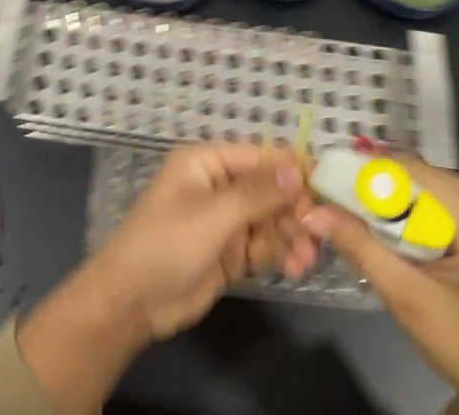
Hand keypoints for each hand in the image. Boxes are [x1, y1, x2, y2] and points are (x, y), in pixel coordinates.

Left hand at [89, 144, 312, 336]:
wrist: (132, 301)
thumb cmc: (166, 244)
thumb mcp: (212, 214)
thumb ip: (257, 192)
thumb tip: (298, 166)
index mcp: (206, 163)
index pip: (259, 157)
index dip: (293, 171)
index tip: (326, 189)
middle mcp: (219, 186)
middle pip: (271, 190)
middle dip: (295, 211)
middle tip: (316, 235)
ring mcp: (225, 221)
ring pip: (272, 220)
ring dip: (293, 237)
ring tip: (305, 260)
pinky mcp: (231, 253)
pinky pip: (265, 246)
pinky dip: (282, 254)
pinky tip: (295, 268)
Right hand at [301, 158, 458, 414]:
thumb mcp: (411, 301)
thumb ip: (362, 249)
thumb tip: (312, 212)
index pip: (417, 174)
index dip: (367, 173)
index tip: (325, 180)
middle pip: (424, 179)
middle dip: (378, 190)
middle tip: (333, 203)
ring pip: (431, 191)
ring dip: (393, 203)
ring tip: (353, 217)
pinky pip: (444, 208)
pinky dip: (413, 216)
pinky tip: (390, 234)